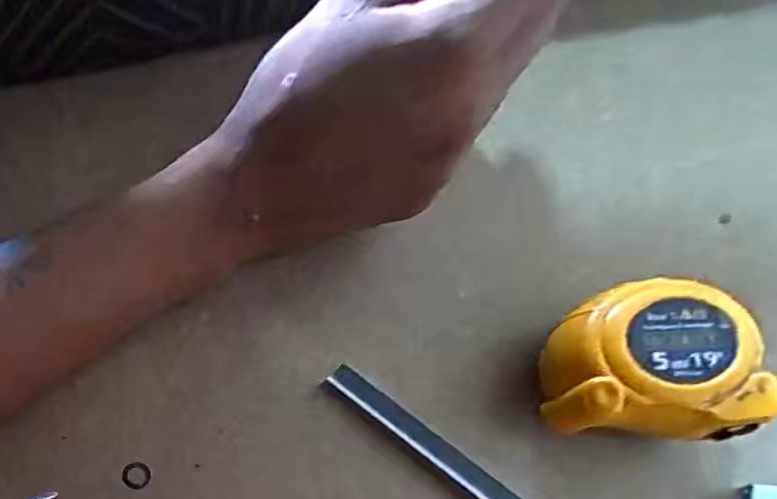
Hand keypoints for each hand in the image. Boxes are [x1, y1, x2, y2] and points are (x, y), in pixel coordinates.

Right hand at [202, 0, 566, 251]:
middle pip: (536, 25)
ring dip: (481, 59)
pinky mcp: (426, 192)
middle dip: (508, 4)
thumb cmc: (277, 105)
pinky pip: (460, 136)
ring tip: (421, 63)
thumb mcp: (337, 16)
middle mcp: (469, 105)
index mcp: (454, 47)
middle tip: (455, 11)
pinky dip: (446, 112)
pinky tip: (399, 115)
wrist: (240, 200)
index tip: (451, 0)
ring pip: (500, 84)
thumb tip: (423, 1)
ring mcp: (449, 157)